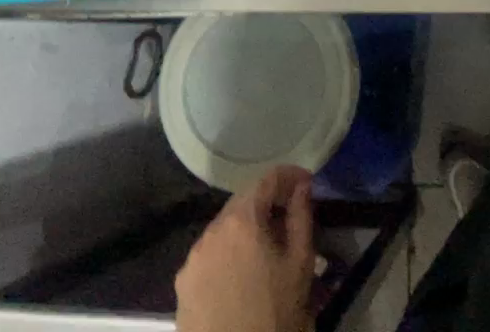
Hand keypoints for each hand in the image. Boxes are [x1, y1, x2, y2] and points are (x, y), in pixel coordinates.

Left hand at [176, 166, 315, 331]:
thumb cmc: (277, 314)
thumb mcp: (301, 263)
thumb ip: (301, 216)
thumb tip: (301, 187)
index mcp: (242, 220)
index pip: (267, 180)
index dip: (289, 175)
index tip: (307, 182)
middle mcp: (211, 231)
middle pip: (243, 201)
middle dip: (268, 201)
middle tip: (291, 214)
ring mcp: (192, 259)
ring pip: (224, 228)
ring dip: (247, 227)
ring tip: (268, 247)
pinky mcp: (182, 285)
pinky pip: (209, 254)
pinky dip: (228, 251)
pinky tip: (243, 273)